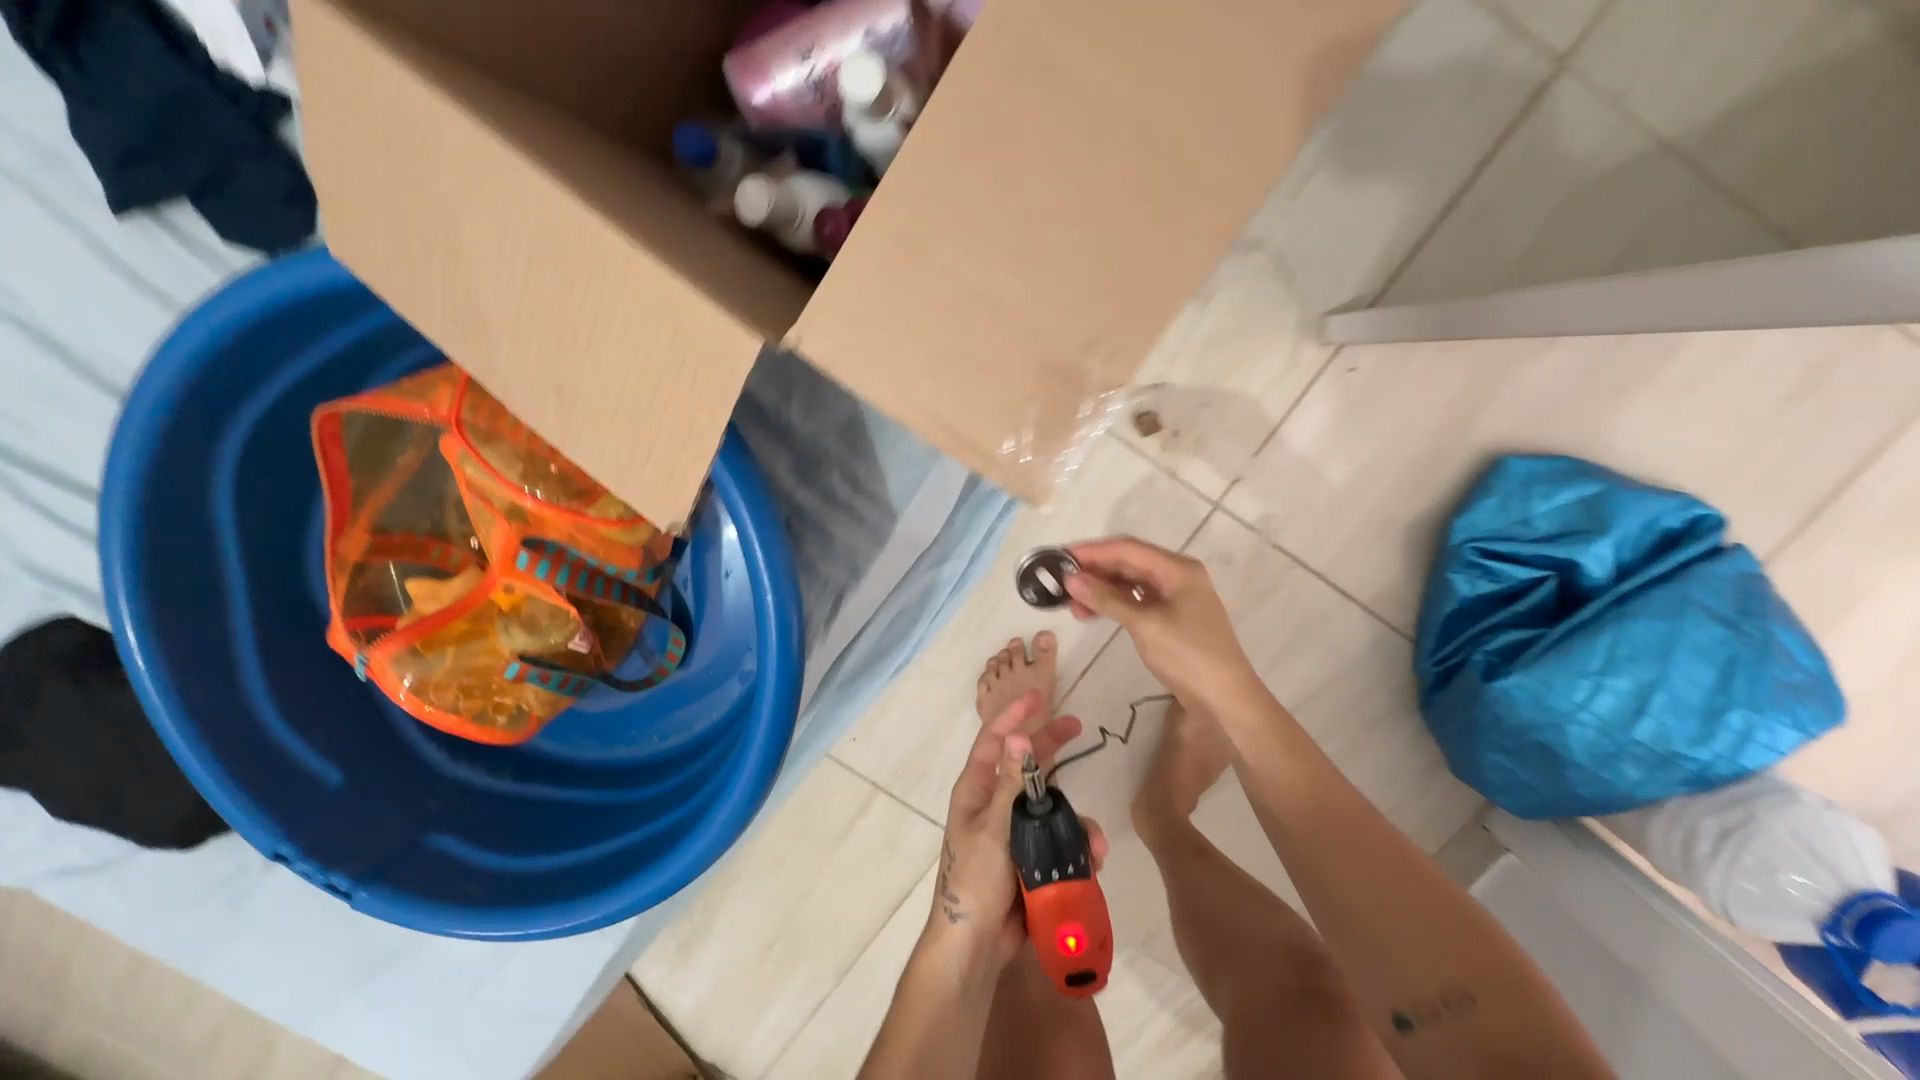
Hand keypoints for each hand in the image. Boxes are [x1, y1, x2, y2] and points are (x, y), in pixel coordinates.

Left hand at [924, 689, 1104, 982]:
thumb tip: (1018, 736)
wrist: (976, 943)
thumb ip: (1010, 784)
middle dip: (1053, 748)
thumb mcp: (992, 828)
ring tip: (1095, 844)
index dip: (1013, 717)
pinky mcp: (1033, 858)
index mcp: (976, 792)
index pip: (994, 742)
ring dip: (1076, 820)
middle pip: (1028, 766)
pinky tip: (1093, 863)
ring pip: (1052, 807)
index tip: (1037, 697)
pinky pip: (1060, 840)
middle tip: (1079, 728)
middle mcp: (996, 805)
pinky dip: (1079, 848)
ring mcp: (1016, 832)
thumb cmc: (974, 880)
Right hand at [1063, 535, 1257, 705]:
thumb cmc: (1188, 656)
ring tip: (1071, 604)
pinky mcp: (1172, 617)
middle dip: (1093, 571)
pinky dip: (1114, 604)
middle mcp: (1177, 575)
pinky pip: (1136, 600)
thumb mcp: (1144, 625)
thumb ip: (1107, 599)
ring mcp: (1176, 597)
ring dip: (1101, 589)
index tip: (1057, 559)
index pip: (1126, 548)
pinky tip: (1092, 613)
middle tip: (1059, 583)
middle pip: (1128, 562)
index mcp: (1177, 569)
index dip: (1091, 552)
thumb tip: (1071, 579)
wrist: (1225, 699)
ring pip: (1130, 582)